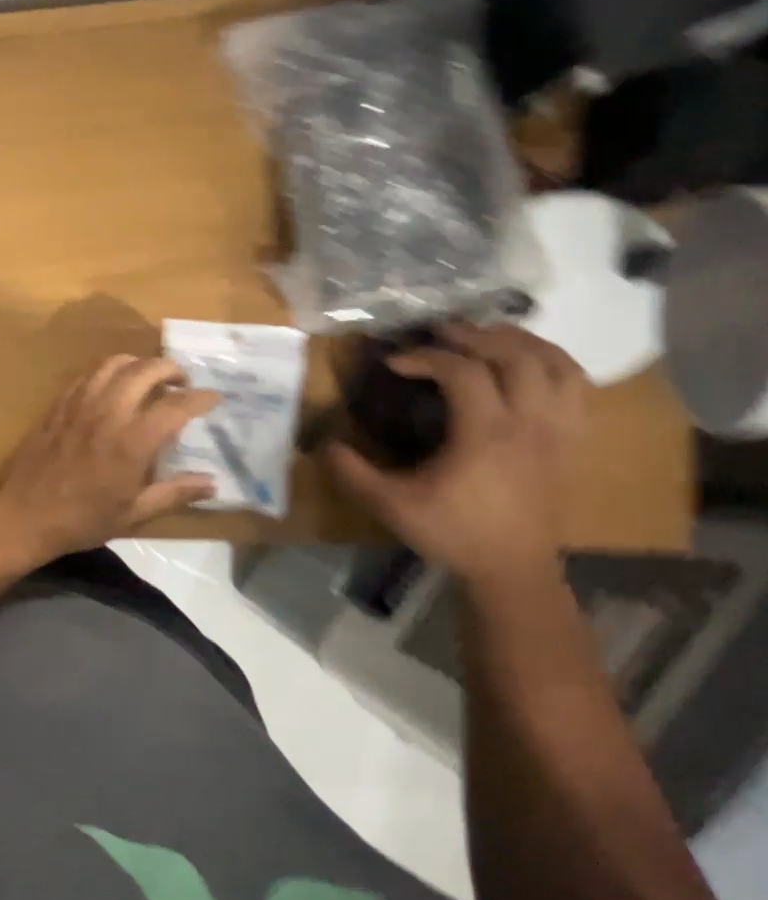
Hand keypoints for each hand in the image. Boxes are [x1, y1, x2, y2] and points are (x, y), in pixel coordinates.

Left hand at [0, 355, 219, 562]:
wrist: (24, 517)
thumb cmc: (81, 521)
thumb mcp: (134, 514)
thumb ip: (175, 494)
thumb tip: (212, 483)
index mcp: (132, 442)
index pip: (175, 405)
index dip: (200, 398)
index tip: (213, 398)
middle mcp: (107, 414)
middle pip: (145, 370)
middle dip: (171, 369)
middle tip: (181, 383)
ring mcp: (78, 406)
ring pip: (113, 364)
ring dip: (138, 364)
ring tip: (148, 378)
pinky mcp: (56, 407)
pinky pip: (85, 376)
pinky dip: (106, 373)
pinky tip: (112, 388)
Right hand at [327, 323, 587, 587]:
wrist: (511, 567)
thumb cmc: (450, 532)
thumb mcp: (388, 504)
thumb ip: (351, 471)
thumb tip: (322, 442)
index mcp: (486, 434)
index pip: (464, 371)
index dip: (425, 357)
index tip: (394, 362)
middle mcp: (531, 422)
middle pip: (516, 355)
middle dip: (475, 335)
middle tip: (439, 332)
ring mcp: (559, 429)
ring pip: (557, 362)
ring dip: (520, 341)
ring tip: (486, 336)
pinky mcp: (572, 439)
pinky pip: (577, 385)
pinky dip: (553, 362)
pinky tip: (525, 364)